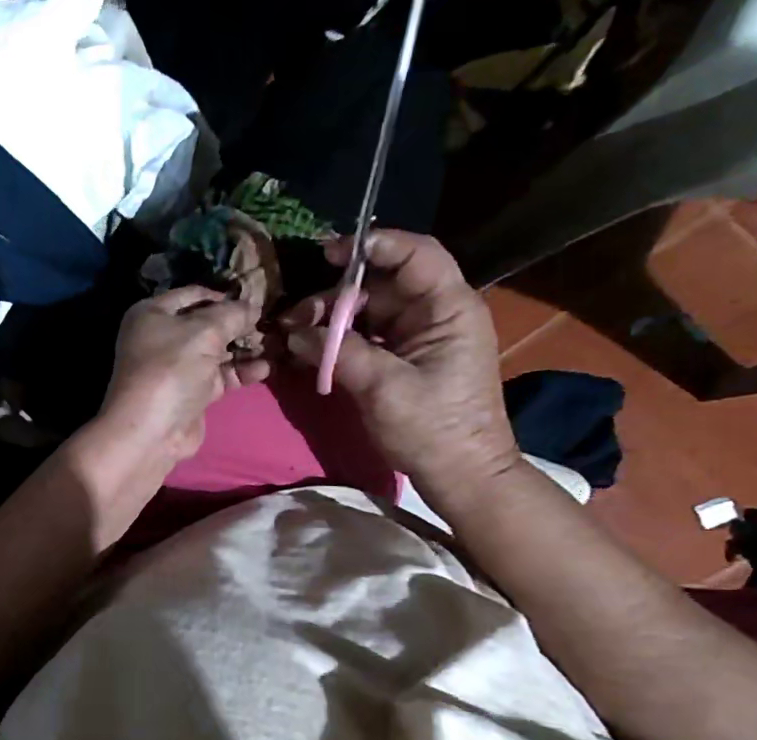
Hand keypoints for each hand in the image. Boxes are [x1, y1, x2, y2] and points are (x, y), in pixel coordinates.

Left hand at [98, 286, 268, 463]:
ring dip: (243, 349)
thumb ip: (232, 315)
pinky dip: (240, 371)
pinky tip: (263, 368)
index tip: (253, 300)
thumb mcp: (204, 332)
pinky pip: (220, 376)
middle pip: (207, 324)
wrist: (152, 431)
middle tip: (267, 324)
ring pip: (216, 352)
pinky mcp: (192, 393)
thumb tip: (253, 305)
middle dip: (237, 324)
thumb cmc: (172, 369)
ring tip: (271, 345)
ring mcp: (177, 367)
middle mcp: (162, 337)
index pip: (194, 295)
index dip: (223, 296)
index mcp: (153, 313)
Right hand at [282, 231, 519, 493]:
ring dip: (336, 321)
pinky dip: (344, 342)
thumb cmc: (433, 430)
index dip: (374, 246)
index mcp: (449, 308)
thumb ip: (339, 354)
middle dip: (339, 295)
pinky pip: (372, 339)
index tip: (329, 255)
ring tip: (297, 335)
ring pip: (373, 312)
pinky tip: (314, 349)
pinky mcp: (408, 362)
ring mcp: (421, 339)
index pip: (415, 255)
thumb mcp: (383, 388)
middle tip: (297, 315)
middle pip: (384, 285)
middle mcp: (437, 315)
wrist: (462, 477)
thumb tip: (295, 333)